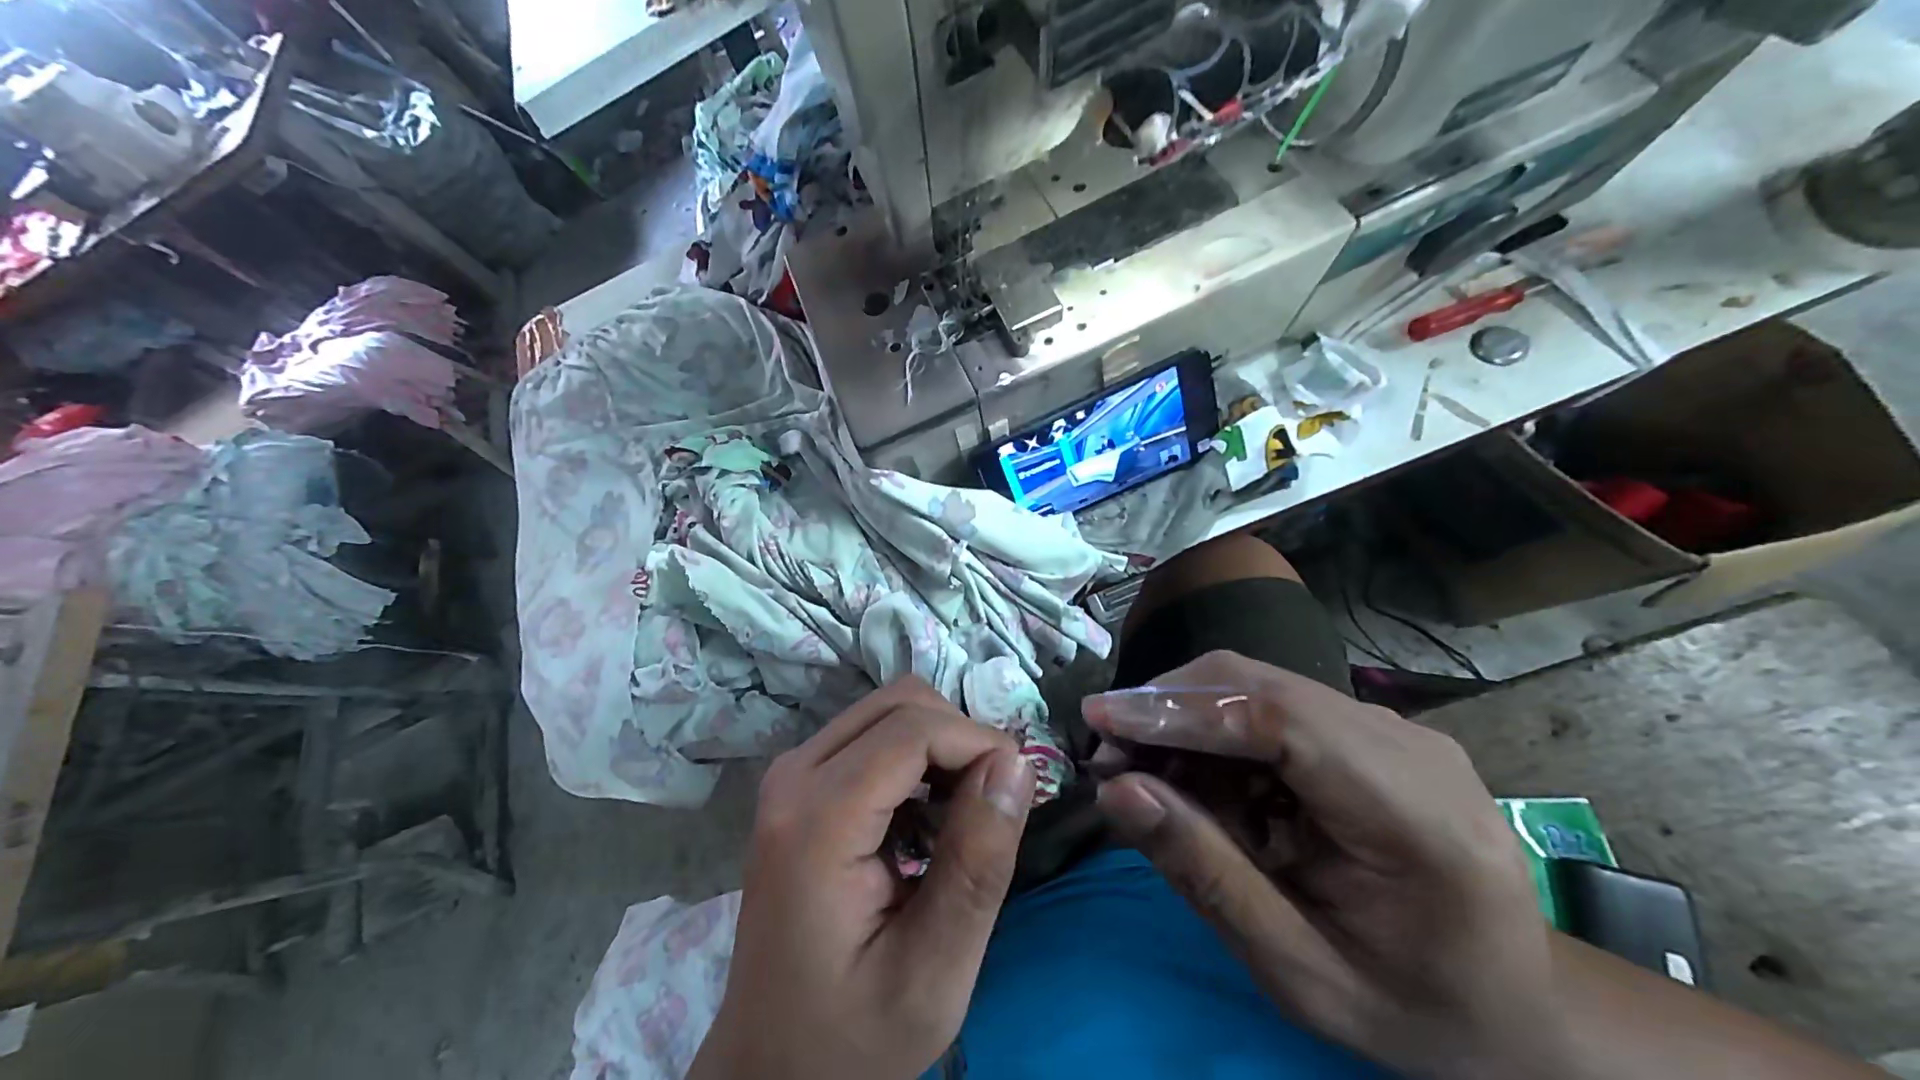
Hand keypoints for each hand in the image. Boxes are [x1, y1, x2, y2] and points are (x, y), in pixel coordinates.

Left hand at [690, 677, 1034, 1079]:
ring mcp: (790, 776)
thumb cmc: (850, 1035)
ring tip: (959, 821)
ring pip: (888, 711)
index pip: (914, 728)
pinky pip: (872, 735)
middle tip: (989, 810)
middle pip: (901, 704)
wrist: (770, 1066)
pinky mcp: (799, 786)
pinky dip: (916, 759)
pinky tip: (925, 822)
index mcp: (816, 819)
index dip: (980, 744)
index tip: (1020, 794)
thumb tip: (1017, 764)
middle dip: (961, 739)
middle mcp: (793, 775)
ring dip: (941, 748)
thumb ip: (976, 864)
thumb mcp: (933, 972)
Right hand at [1086, 650, 1569, 1079]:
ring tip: (1135, 770)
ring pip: (1258, 685)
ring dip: (1183, 718)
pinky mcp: (1370, 730)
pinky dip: (1214, 733)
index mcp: (1417, 815)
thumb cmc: (1411, 1004)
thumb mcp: (1299, 968)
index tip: (1099, 720)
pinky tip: (1188, 774)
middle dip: (1167, 707)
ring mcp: (1393, 729)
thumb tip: (1117, 792)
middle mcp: (1411, 746)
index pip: (1282, 720)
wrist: (1516, 1004)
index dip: (1181, 710)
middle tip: (1105, 757)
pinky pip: (1272, 707)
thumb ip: (1207, 874)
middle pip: (1263, 684)